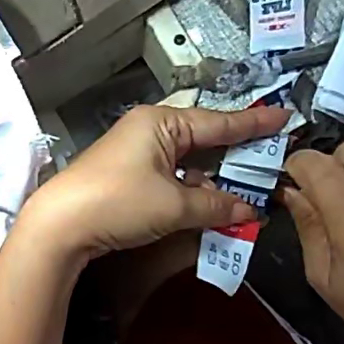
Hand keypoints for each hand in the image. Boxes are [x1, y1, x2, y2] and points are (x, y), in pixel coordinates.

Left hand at [18, 104, 291, 260]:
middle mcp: (149, 130)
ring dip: (212, 180)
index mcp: (162, 123)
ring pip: (187, 162)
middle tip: (270, 160)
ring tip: (245, 192)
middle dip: (234, 155)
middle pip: (203, 140)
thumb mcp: (174, 205)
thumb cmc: (118, 202)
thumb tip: (248, 211)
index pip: (219, 122)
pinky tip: (207, 204)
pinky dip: (190, 189)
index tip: (284, 117)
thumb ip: (215, 206)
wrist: (59, 226)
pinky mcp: (126, 176)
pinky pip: (170, 176)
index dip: (254, 123)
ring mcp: (136, 153)